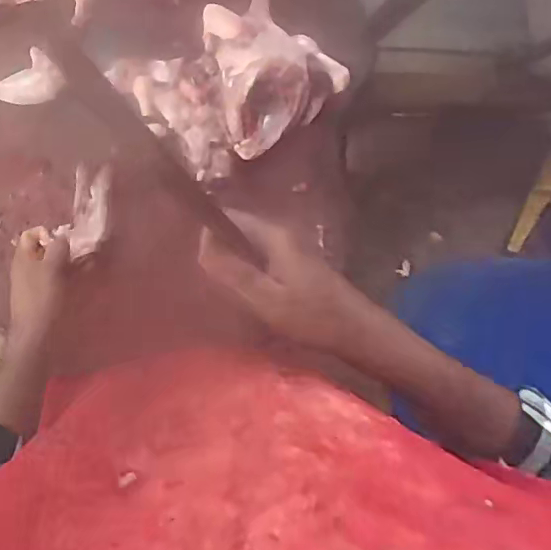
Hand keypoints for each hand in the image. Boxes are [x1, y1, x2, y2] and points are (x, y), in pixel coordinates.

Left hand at [8, 226, 69, 342]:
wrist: (34, 335)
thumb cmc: (42, 297)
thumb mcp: (51, 267)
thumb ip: (58, 247)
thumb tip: (63, 237)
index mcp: (22, 257)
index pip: (31, 234)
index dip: (47, 233)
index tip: (62, 244)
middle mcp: (24, 267)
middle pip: (42, 249)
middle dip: (61, 249)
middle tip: (77, 255)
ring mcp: (31, 283)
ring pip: (50, 265)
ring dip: (66, 263)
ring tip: (82, 267)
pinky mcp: (40, 296)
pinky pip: (53, 279)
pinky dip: (65, 277)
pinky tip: (77, 282)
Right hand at [198, 210, 364, 353]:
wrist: (358, 333)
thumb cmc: (312, 316)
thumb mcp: (266, 299)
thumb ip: (233, 272)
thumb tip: (201, 246)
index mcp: (273, 234)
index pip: (229, 216)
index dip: (207, 231)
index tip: (192, 253)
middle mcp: (279, 233)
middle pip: (236, 230)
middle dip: (217, 247)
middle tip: (200, 272)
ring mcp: (287, 247)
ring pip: (246, 245)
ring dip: (230, 259)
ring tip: (214, 282)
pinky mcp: (292, 263)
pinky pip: (257, 257)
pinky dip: (245, 269)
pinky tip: (238, 290)